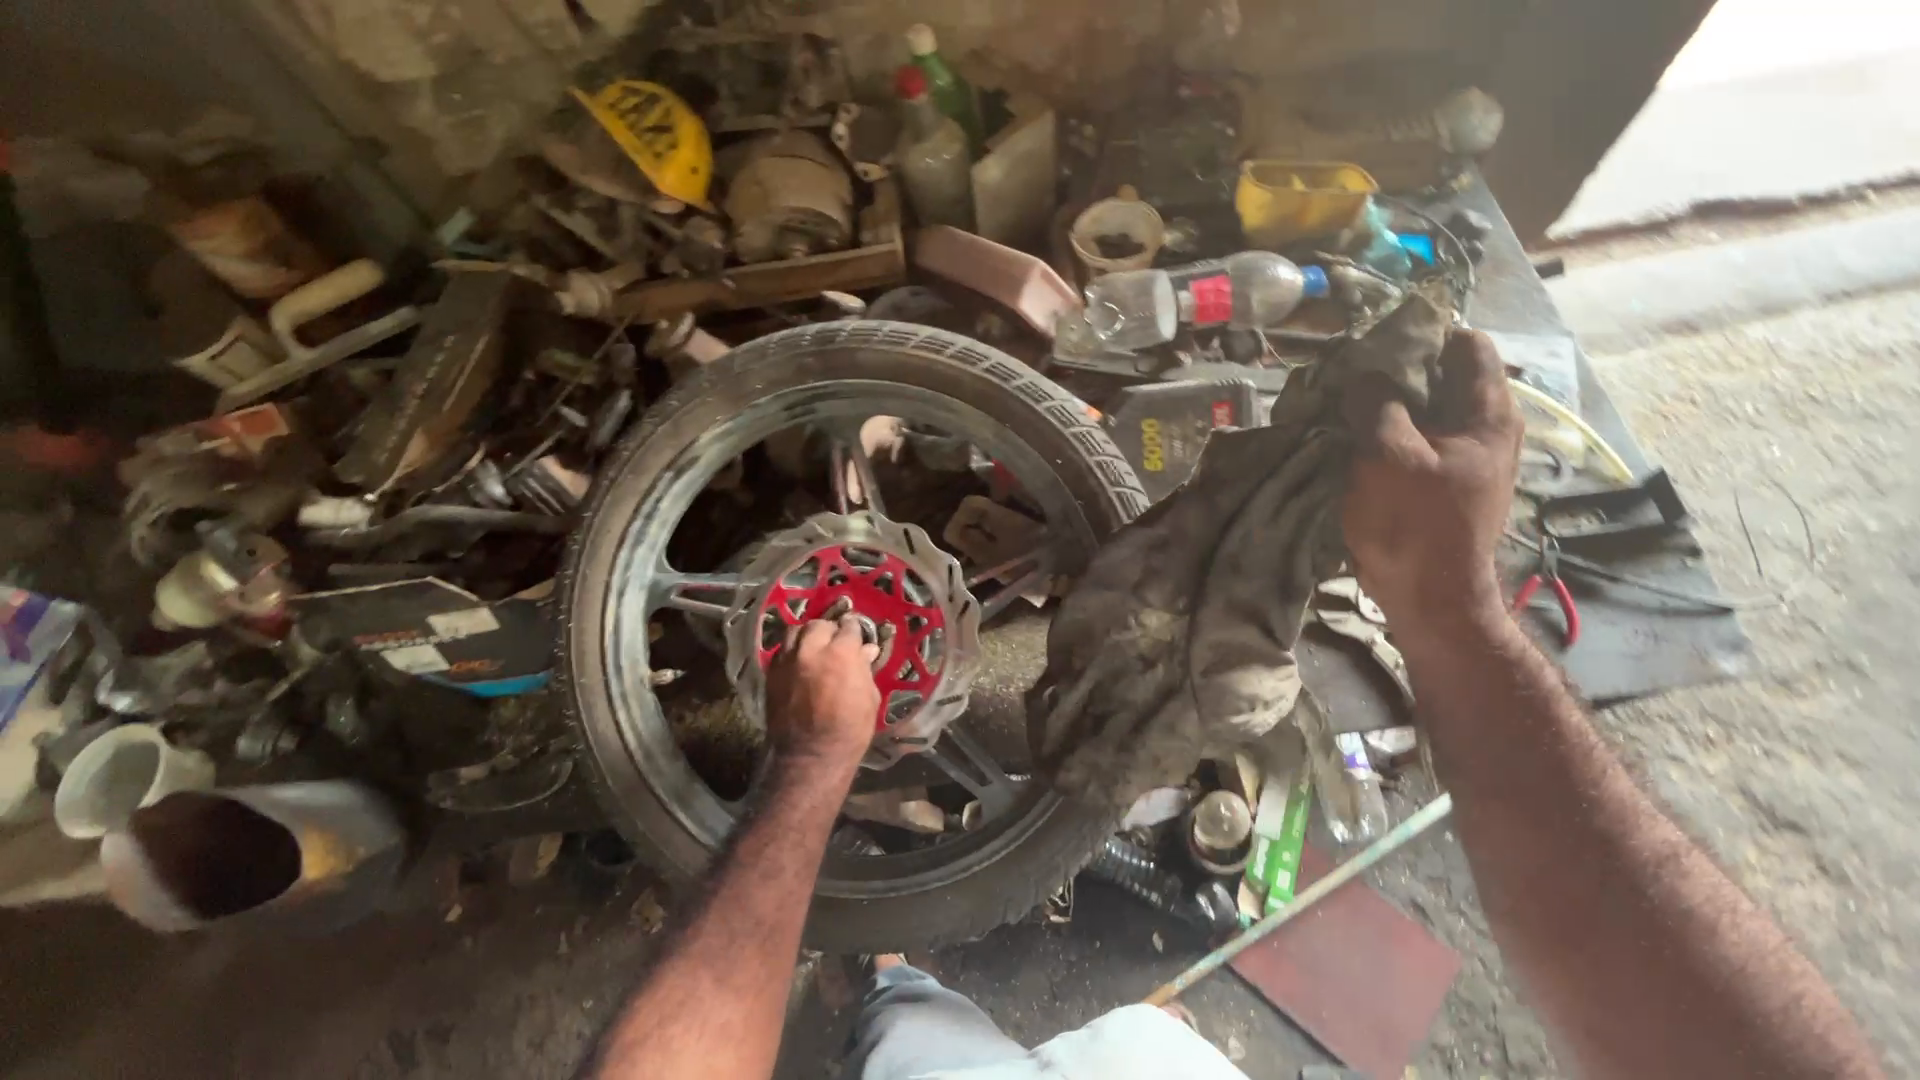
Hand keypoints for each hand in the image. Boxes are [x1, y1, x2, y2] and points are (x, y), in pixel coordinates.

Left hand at [763, 615, 881, 768]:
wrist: (811, 755)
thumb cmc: (850, 730)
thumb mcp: (869, 698)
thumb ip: (865, 669)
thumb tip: (867, 651)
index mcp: (841, 653)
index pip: (849, 627)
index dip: (855, 630)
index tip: (857, 637)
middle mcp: (812, 649)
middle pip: (819, 625)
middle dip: (829, 630)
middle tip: (835, 642)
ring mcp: (788, 660)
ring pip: (795, 632)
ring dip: (807, 636)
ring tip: (813, 647)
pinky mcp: (771, 674)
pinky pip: (781, 651)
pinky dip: (791, 651)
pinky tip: (798, 662)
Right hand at [1343, 328, 1522, 631]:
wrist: (1430, 597)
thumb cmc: (1415, 524)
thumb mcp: (1389, 455)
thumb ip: (1377, 404)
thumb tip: (1363, 373)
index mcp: (1487, 413)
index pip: (1465, 344)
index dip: (1420, 332)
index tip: (1371, 338)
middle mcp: (1483, 427)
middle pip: (1440, 374)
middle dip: (1393, 368)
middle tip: (1345, 369)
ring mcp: (1462, 455)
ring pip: (1422, 408)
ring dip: (1383, 402)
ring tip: (1340, 401)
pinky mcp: (1438, 479)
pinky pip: (1412, 438)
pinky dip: (1384, 431)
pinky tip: (1349, 436)